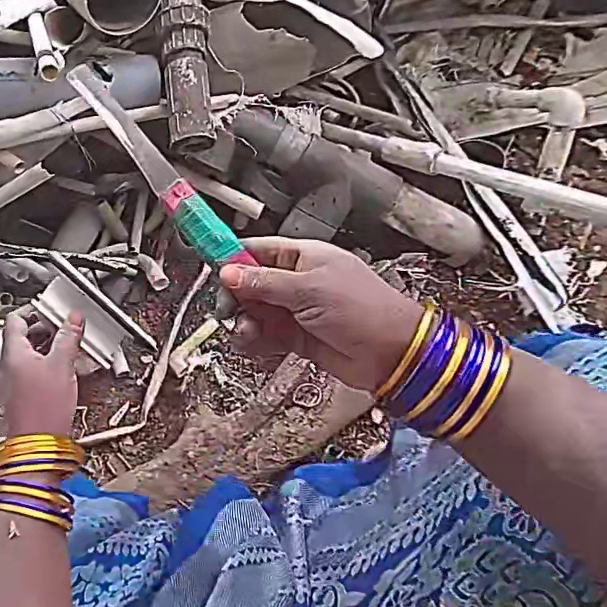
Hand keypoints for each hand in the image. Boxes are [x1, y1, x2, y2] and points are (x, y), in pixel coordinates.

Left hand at [0, 311, 83, 437]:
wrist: (38, 445)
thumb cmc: (43, 409)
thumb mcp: (62, 366)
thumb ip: (68, 338)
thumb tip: (73, 318)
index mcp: (12, 352)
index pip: (16, 319)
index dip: (34, 311)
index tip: (52, 311)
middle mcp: (8, 365)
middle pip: (23, 336)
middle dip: (45, 330)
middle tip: (66, 330)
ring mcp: (13, 381)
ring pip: (29, 355)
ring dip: (48, 349)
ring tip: (69, 350)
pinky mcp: (21, 395)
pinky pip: (32, 372)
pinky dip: (47, 366)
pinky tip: (64, 372)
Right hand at [222, 237, 424, 393]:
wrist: (394, 356)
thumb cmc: (365, 311)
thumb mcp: (308, 290)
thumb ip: (263, 283)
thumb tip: (228, 272)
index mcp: (303, 257)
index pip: (256, 250)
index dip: (232, 258)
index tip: (211, 268)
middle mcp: (296, 281)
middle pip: (248, 282)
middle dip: (235, 296)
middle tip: (228, 309)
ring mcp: (294, 309)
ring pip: (252, 310)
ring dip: (243, 320)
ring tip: (247, 329)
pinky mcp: (294, 335)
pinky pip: (262, 333)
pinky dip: (254, 339)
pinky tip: (257, 342)